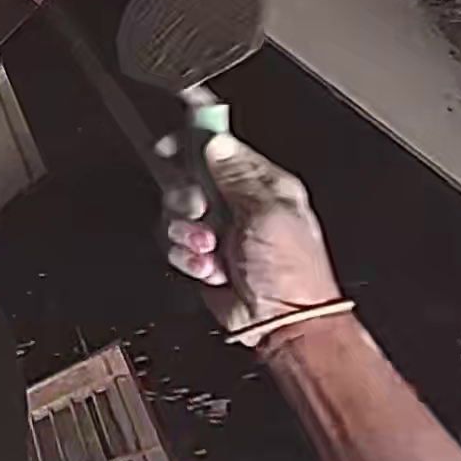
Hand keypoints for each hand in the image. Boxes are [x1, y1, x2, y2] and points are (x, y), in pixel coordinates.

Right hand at [159, 133, 342, 337]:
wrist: (279, 321)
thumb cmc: (290, 273)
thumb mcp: (268, 214)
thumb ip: (236, 175)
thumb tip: (215, 141)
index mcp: (260, 184)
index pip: (217, 145)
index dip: (190, 139)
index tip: (169, 143)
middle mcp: (235, 201)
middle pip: (184, 180)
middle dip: (186, 200)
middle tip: (203, 214)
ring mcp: (215, 227)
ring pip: (173, 213)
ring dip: (187, 236)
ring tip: (212, 252)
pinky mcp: (198, 251)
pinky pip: (171, 242)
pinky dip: (186, 258)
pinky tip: (211, 268)